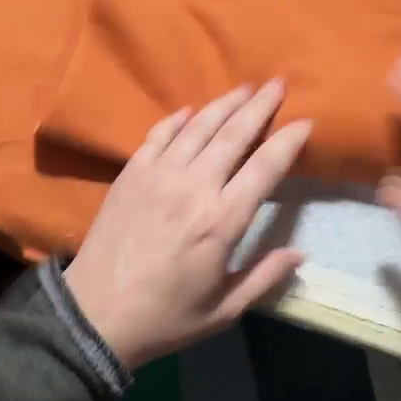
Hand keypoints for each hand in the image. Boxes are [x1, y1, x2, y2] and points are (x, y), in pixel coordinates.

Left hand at [64, 82, 310, 370]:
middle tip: (278, 84)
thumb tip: (301, 253)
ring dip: (223, 104)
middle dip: (259, 106)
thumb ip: (264, 277)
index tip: (305, 121)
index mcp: (221, 221)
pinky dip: (178, 120)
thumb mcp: (224, 310)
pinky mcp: (131, 173)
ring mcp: (157, 175)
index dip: (287, 141)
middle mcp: (192, 187)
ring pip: (197, 127)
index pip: (264, 168)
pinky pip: (159, 135)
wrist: (96, 313)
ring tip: (244, 88)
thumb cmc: (165, 317)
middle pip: (233, 135)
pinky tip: (192, 110)